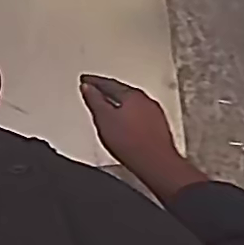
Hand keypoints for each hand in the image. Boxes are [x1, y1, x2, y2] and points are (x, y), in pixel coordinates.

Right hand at [79, 75, 205, 201]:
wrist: (155, 164)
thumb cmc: (131, 142)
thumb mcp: (103, 118)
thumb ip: (94, 100)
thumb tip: (87, 88)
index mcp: (132, 95)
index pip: (108, 83)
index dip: (94, 82)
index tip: (85, 80)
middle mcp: (146, 101)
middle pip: (122, 91)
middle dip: (106, 90)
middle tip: (94, 89)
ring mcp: (154, 114)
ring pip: (131, 103)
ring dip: (117, 103)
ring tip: (106, 107)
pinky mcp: (158, 128)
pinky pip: (139, 114)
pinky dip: (127, 114)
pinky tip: (122, 122)